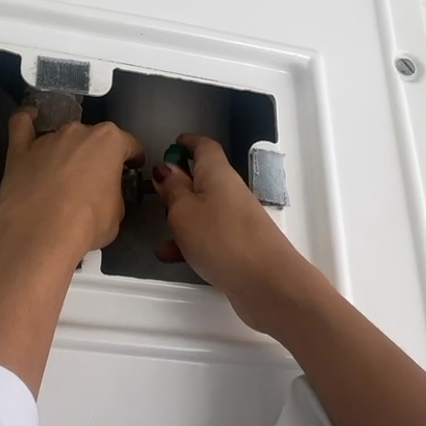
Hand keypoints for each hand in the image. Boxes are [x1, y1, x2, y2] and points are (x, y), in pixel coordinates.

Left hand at [0, 107, 142, 265]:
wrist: (39, 234)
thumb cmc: (87, 224)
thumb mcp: (117, 213)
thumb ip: (114, 193)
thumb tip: (104, 194)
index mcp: (110, 141)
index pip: (128, 143)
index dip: (133, 157)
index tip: (132, 167)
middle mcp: (79, 131)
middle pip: (93, 139)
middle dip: (96, 156)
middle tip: (94, 181)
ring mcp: (48, 138)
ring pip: (63, 137)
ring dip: (67, 151)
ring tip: (63, 176)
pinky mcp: (20, 148)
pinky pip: (22, 123)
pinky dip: (27, 119)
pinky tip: (30, 118)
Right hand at [152, 134, 323, 334]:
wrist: (267, 283)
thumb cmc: (221, 239)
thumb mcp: (183, 211)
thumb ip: (172, 189)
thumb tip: (166, 168)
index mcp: (217, 173)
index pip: (205, 147)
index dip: (188, 143)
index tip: (173, 144)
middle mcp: (230, 191)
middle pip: (204, 178)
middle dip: (180, 182)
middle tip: (158, 189)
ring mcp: (236, 220)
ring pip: (203, 209)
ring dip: (181, 216)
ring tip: (160, 229)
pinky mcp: (238, 246)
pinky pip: (208, 235)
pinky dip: (190, 241)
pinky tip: (171, 256)